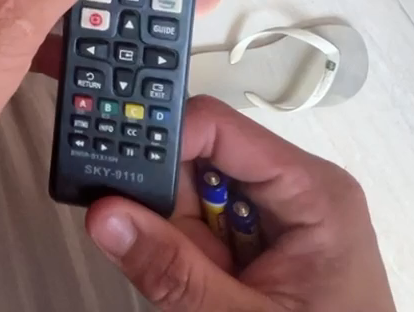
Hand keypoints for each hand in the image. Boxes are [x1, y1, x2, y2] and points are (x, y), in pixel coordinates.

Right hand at [84, 96, 393, 310]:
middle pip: (195, 156)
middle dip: (166, 203)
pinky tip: (201, 287)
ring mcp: (275, 213)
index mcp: (309, 188)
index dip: (160, 140)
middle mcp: (292, 186)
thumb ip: (175, 271)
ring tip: (197, 288)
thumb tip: (104, 215)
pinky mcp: (260, 238)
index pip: (214, 125)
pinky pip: (201, 223)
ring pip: (190, 192)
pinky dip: (186, 251)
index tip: (114, 172)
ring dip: (176, 236)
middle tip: (149, 246)